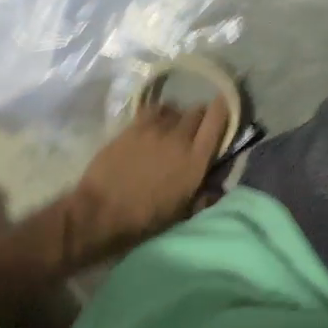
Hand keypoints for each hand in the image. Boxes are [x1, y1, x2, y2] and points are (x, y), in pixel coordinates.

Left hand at [61, 99, 230, 267]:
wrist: (102, 211)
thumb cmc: (146, 218)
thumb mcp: (183, 212)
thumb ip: (205, 195)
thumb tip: (218, 186)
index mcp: (196, 159)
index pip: (219, 117)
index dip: (225, 110)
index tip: (225, 113)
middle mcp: (179, 137)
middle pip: (198, 110)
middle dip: (201, 118)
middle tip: (196, 133)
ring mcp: (154, 129)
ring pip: (176, 108)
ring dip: (179, 117)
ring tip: (172, 130)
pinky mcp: (133, 126)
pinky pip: (153, 110)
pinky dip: (159, 115)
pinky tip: (153, 126)